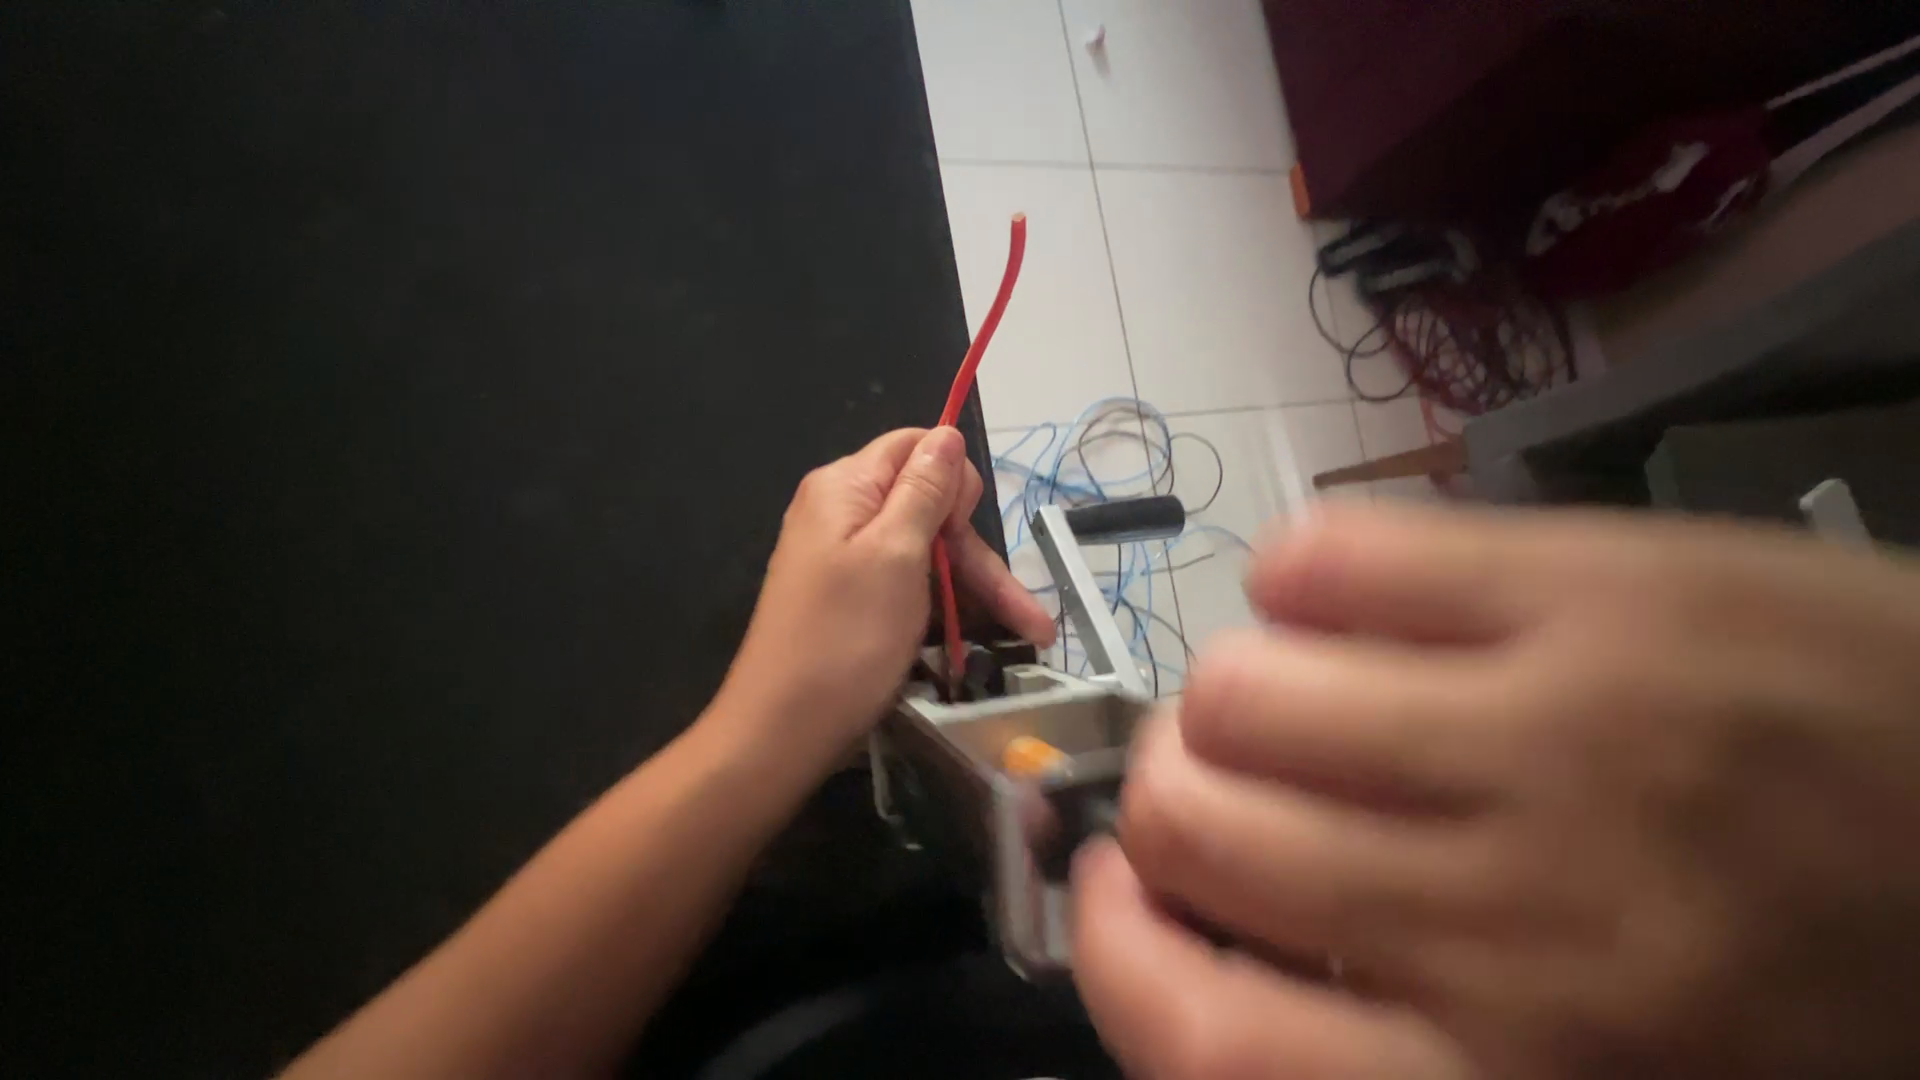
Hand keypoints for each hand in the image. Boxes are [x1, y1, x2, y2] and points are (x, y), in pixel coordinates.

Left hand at [715, 427, 1053, 755]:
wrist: (782, 732)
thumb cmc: (844, 639)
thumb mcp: (895, 554)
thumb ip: (924, 489)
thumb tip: (947, 432)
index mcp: (845, 487)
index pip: (913, 448)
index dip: (952, 481)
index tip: (967, 531)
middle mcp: (843, 513)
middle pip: (928, 508)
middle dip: (977, 555)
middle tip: (1025, 612)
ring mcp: (847, 560)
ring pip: (926, 554)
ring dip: (976, 588)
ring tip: (1029, 631)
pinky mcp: (854, 600)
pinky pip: (908, 585)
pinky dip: (945, 606)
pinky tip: (983, 634)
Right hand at [1073, 504, 1919, 1079]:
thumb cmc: (1818, 999)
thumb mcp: (1578, 1075)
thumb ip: (1378, 1026)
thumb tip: (1199, 909)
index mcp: (1513, 1079)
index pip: (1204, 1039)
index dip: (1114, 949)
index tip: (1112, 885)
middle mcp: (1517, 925)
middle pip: (1193, 811)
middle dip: (1181, 782)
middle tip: (1230, 771)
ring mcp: (1557, 730)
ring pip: (1238, 684)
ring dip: (1238, 688)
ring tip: (1310, 691)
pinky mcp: (1588, 583)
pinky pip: (1324, 555)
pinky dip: (1297, 577)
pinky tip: (1354, 603)